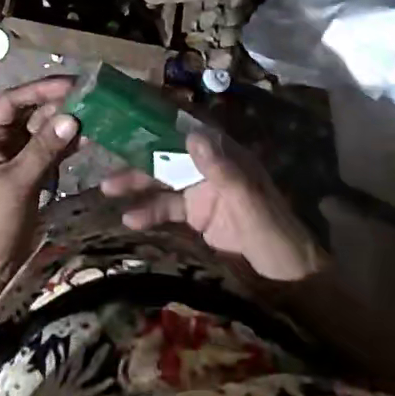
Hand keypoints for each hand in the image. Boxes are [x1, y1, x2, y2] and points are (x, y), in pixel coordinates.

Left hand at [0, 78, 79, 297]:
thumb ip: (43, 150)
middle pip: (28, 116)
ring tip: (96, 116)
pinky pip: (47, 156)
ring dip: (64, 127)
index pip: (11, 102)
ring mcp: (12, 163)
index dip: (39, 90)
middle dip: (57, 107)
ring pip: (41, 135)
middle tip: (92, 99)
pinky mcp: (27, 181)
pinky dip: (65, 148)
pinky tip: (88, 140)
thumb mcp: (14, 184)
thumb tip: (73, 117)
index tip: (71, 84)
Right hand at [100, 130, 323, 281]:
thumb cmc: (275, 235)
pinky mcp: (196, 216)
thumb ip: (222, 171)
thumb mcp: (249, 203)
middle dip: (136, 153)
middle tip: (104, 151)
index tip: (127, 113)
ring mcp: (201, 191)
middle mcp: (209, 167)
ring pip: (161, 180)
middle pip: (167, 153)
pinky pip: (166, 208)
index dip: (157, 119)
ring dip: (135, 182)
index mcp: (224, 155)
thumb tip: (192, 135)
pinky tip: (129, 220)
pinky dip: (147, 212)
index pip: (186, 128)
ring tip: (106, 188)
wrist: (291, 282)